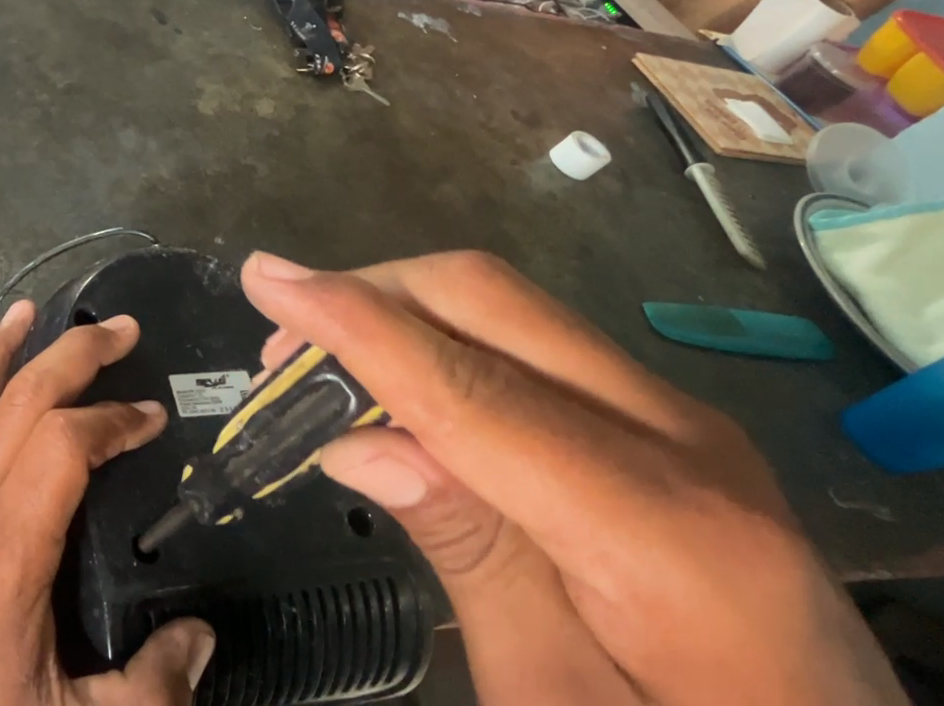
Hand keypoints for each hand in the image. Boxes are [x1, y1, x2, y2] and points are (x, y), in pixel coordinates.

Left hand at [0, 300, 215, 705]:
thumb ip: (149, 688)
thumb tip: (201, 638)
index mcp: (5, 546)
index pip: (63, 443)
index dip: (114, 420)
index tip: (153, 418)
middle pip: (21, 399)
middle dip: (75, 355)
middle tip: (121, 328)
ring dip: (6, 348)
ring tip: (34, 311)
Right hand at [240, 250, 905, 705]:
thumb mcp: (552, 697)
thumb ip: (469, 555)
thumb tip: (359, 444)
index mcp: (662, 530)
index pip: (468, 388)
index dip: (355, 326)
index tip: (264, 279)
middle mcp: (680, 439)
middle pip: (489, 302)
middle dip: (366, 295)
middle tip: (278, 349)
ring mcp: (677, 419)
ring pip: (504, 308)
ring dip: (395, 315)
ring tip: (318, 373)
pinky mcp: (662, 423)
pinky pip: (526, 343)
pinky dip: (438, 342)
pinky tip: (394, 389)